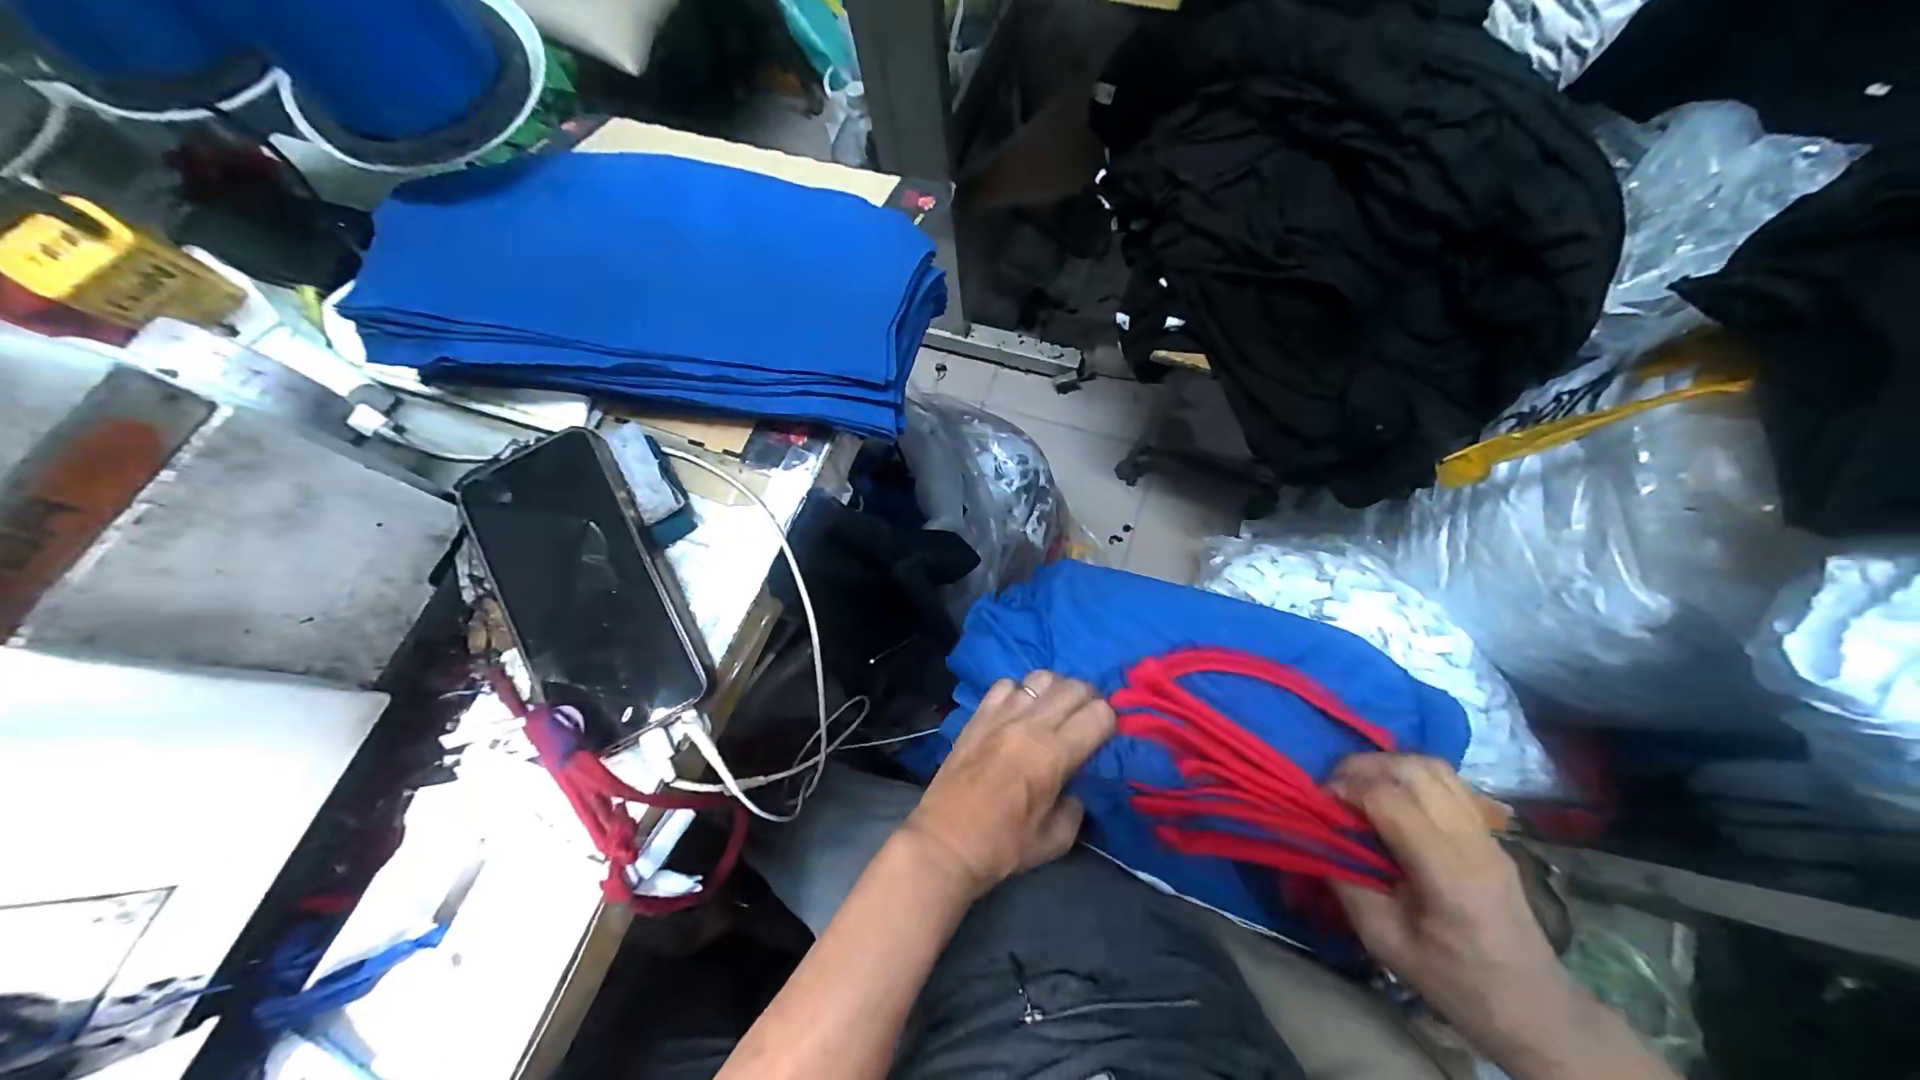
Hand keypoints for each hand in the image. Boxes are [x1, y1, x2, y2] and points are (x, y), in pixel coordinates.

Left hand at [901, 671, 1115, 898]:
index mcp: (1054, 754)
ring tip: (1055, 710)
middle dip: (1090, 700)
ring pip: (1041, 677)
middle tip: (1087, 720)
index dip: (1110, 723)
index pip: (1099, 713)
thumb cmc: (1003, 847)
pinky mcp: (977, 716)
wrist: (945, 843)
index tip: (1105, 738)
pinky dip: (1020, 692)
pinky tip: (1019, 712)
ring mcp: (1000, 716)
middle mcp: (1029, 724)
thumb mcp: (1057, 838)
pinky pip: (1006, 685)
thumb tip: (1078, 782)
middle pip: (1075, 687)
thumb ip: (1077, 805)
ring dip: (1057, 690)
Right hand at [1326, 754, 1576, 1057]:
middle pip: (1412, 771)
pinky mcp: (1490, 833)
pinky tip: (1391, 795)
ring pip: (1433, 766)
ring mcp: (1488, 834)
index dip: (1346, 789)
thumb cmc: (1454, 981)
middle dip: (1362, 768)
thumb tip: (1315, 835)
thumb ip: (1346, 881)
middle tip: (1334, 789)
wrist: (1532, 1007)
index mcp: (1449, 874)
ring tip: (1360, 786)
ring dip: (1387, 765)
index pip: (1390, 800)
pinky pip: (1447, 781)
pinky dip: (1410, 774)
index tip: (1319, 802)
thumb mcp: (1384, 941)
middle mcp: (1473, 843)